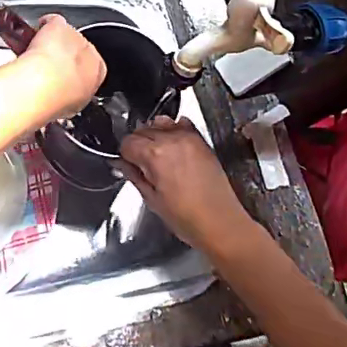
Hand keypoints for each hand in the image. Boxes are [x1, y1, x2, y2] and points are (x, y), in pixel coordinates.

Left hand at [16, 15, 105, 121]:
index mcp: (98, 72)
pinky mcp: (59, 26)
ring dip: (52, 41)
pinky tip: (30, 36)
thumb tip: (60, 104)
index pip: (94, 66)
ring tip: (34, 53)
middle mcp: (90, 53)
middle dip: (64, 54)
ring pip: (65, 35)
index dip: (77, 69)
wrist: (43, 84)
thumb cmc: (56, 97)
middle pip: (79, 48)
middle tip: (46, 65)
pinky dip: (43, 25)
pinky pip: (53, 22)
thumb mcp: (70, 106)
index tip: (63, 75)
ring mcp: (74, 37)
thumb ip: (71, 97)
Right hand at [118, 116, 259, 256]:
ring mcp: (189, 138)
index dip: (125, 155)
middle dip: (138, 145)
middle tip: (142, 165)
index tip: (129, 164)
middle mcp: (172, 140)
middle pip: (142, 129)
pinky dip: (175, 131)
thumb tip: (124, 165)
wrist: (221, 223)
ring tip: (159, 157)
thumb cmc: (188, 218)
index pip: (128, 142)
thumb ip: (135, 176)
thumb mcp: (152, 200)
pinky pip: (181, 124)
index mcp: (155, 155)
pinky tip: (175, 149)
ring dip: (155, 135)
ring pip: (161, 123)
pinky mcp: (202, 141)